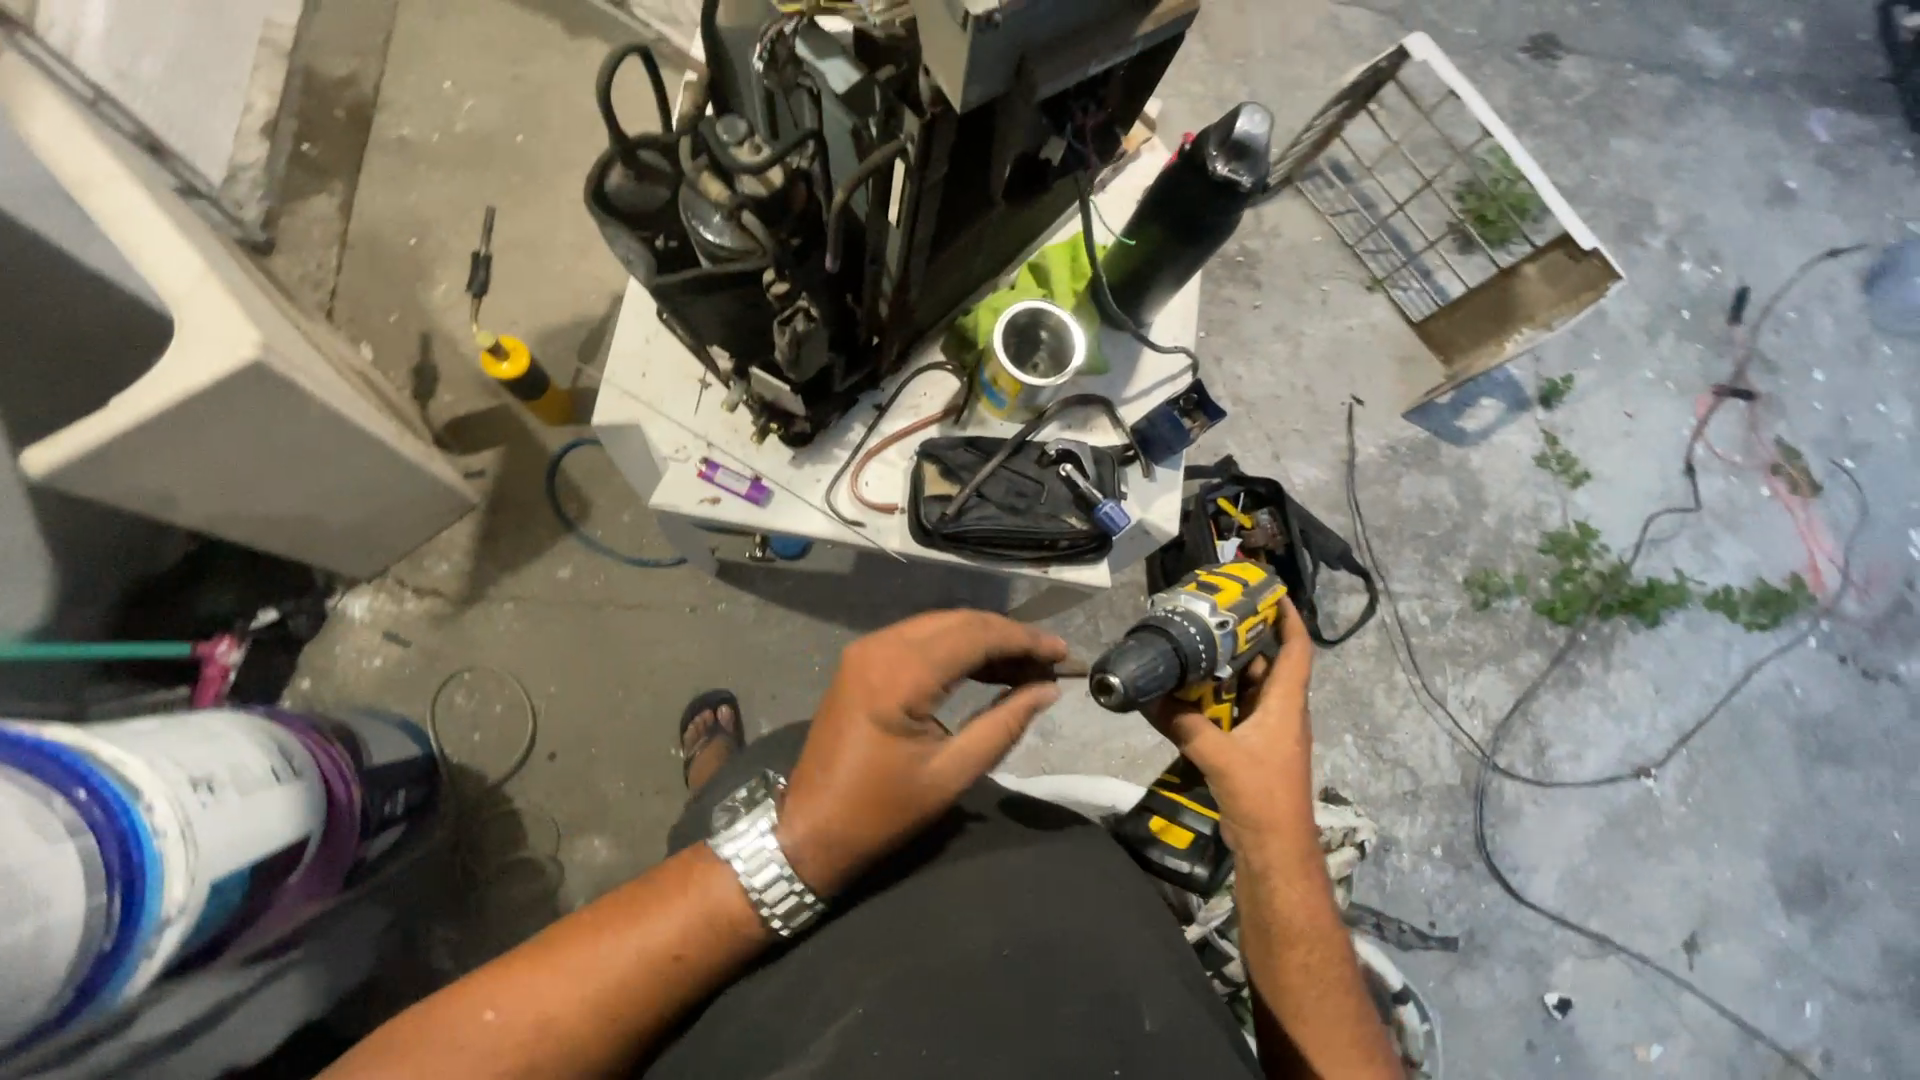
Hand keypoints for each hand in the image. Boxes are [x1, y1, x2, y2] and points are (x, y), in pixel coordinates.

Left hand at [776, 611, 1068, 897]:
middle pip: (960, 622)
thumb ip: (1004, 725)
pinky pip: (920, 639)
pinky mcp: (862, 660)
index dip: (1025, 640)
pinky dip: (956, 648)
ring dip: (984, 640)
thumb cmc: (881, 811)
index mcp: (900, 674)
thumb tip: (1048, 689)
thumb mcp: (952, 774)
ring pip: (940, 626)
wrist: (809, 829)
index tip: (1065, 652)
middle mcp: (880, 647)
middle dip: (1009, 636)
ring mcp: (866, 650)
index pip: (976, 636)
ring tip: (1028, 666)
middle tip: (1051, 660)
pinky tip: (987, 668)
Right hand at [1145, 595, 1314, 848]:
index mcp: (1286, 706)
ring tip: (1191, 650)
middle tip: (1208, 619)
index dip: (1289, 619)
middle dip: (1242, 641)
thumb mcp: (1219, 756)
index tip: (1271, 592)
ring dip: (1224, 672)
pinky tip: (1187, 696)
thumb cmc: (1261, 797)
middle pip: (1267, 666)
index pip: (1297, 650)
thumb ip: (1183, 725)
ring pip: (1248, 690)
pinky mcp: (1253, 751)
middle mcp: (1282, 713)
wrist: (1275, 850)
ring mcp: (1268, 734)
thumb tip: (1147, 697)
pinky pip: (1235, 713)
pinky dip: (1215, 701)